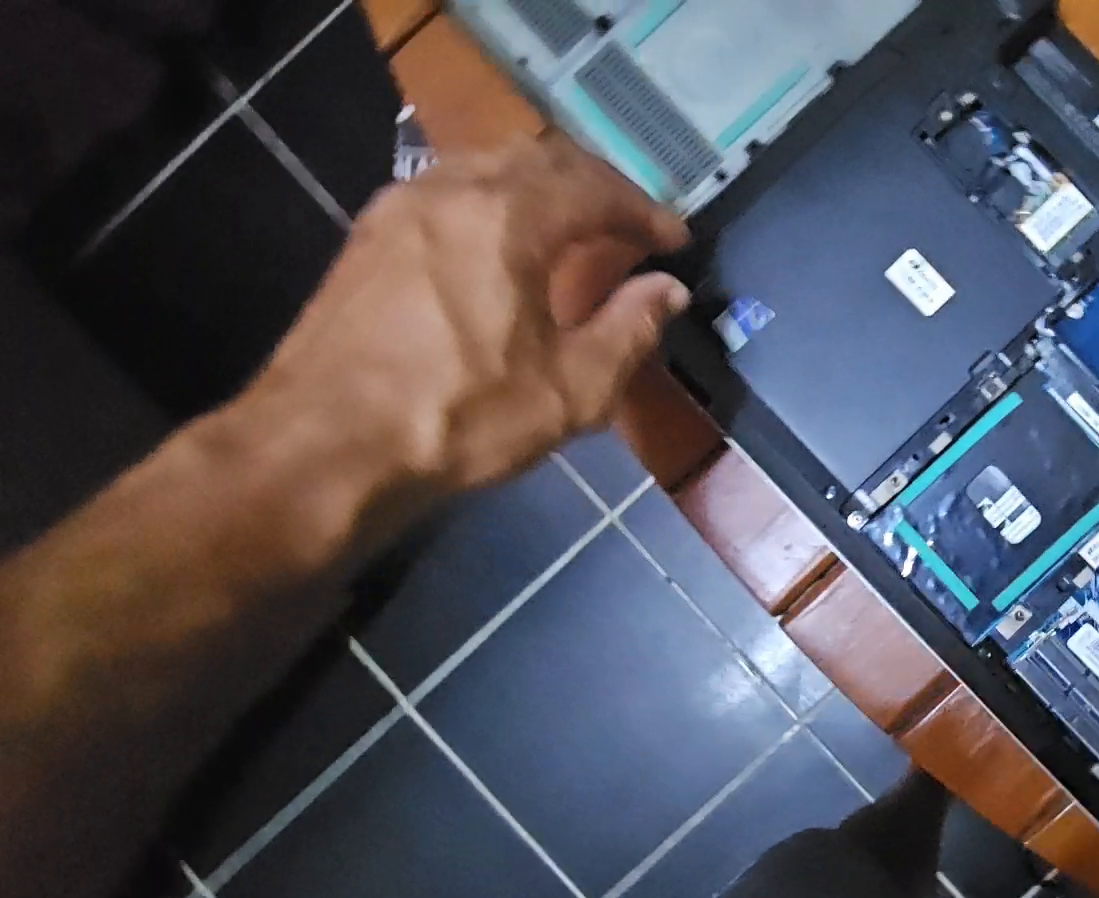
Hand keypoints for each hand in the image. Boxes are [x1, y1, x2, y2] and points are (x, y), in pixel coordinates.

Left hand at [248, 131, 692, 496]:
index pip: (592, 189)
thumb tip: (667, 290)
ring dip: (549, 187)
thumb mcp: (574, 387)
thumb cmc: (466, 417)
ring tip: (582, 228)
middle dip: (599, 187)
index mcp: (506, 222)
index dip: (645, 212)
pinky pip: (454, 188)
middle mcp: (450, 192)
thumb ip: (631, 329)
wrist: (329, 446)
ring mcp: (401, 207)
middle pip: (540, 159)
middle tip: (636, 226)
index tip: (677, 241)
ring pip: (491, 166)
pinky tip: (514, 243)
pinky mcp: (374, 234)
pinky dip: (503, 200)